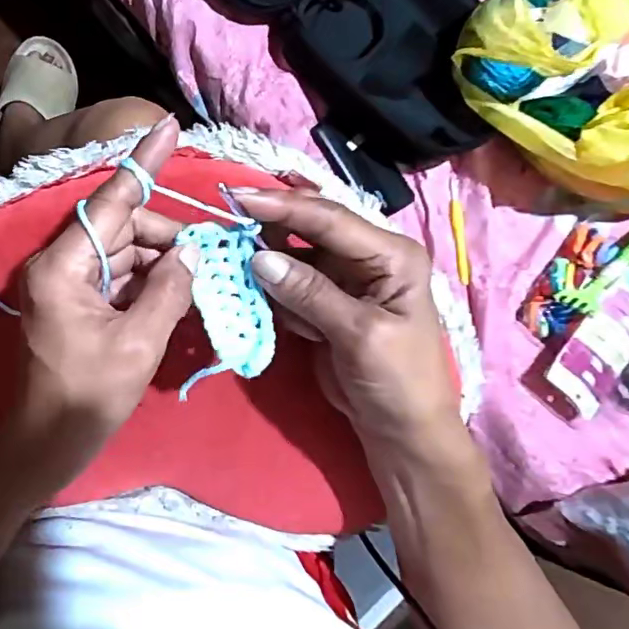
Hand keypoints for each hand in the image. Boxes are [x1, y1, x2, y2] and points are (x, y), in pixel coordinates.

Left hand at [14, 119, 195, 468]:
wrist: (47, 443)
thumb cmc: (88, 397)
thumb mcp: (139, 343)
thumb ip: (168, 289)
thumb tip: (191, 254)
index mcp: (63, 266)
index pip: (110, 201)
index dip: (142, 163)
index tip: (167, 125)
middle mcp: (58, 264)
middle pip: (120, 227)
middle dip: (164, 235)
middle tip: (205, 256)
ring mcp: (65, 282)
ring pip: (122, 251)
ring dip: (159, 260)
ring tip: (197, 277)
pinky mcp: (73, 301)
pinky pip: (117, 275)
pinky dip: (147, 280)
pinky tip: (177, 290)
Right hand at [231, 188, 473, 473]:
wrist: (402, 431)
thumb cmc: (398, 381)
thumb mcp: (359, 335)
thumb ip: (311, 293)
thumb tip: (260, 258)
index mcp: (391, 255)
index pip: (331, 220)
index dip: (284, 206)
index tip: (239, 198)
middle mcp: (368, 258)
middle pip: (311, 229)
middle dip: (270, 223)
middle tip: (226, 215)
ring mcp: (343, 280)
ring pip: (295, 255)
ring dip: (263, 255)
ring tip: (227, 251)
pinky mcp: (324, 303)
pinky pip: (289, 285)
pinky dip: (268, 287)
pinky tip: (247, 286)